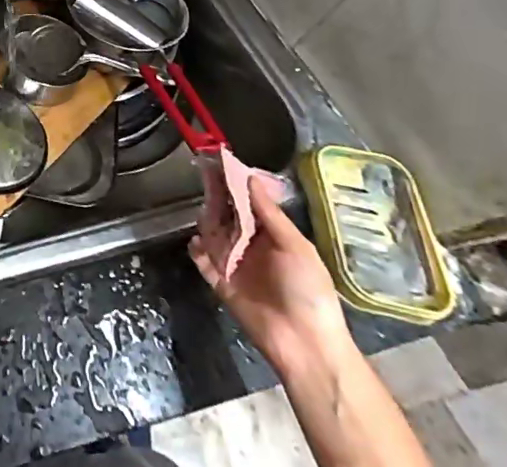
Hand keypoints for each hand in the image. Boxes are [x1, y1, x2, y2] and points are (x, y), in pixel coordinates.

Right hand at [190, 174, 350, 375]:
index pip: (248, 202)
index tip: (221, 161)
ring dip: (207, 220)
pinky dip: (199, 252)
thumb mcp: (295, 246)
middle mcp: (251, 245)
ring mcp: (236, 265)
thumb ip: (269, 213)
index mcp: (271, 234)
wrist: (306, 345)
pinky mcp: (223, 285)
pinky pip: (205, 264)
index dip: (235, 183)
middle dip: (217, 195)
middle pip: (227, 214)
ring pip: (213, 235)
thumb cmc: (308, 290)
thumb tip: (250, 177)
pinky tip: (198, 243)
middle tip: (205, 174)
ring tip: (204, 209)